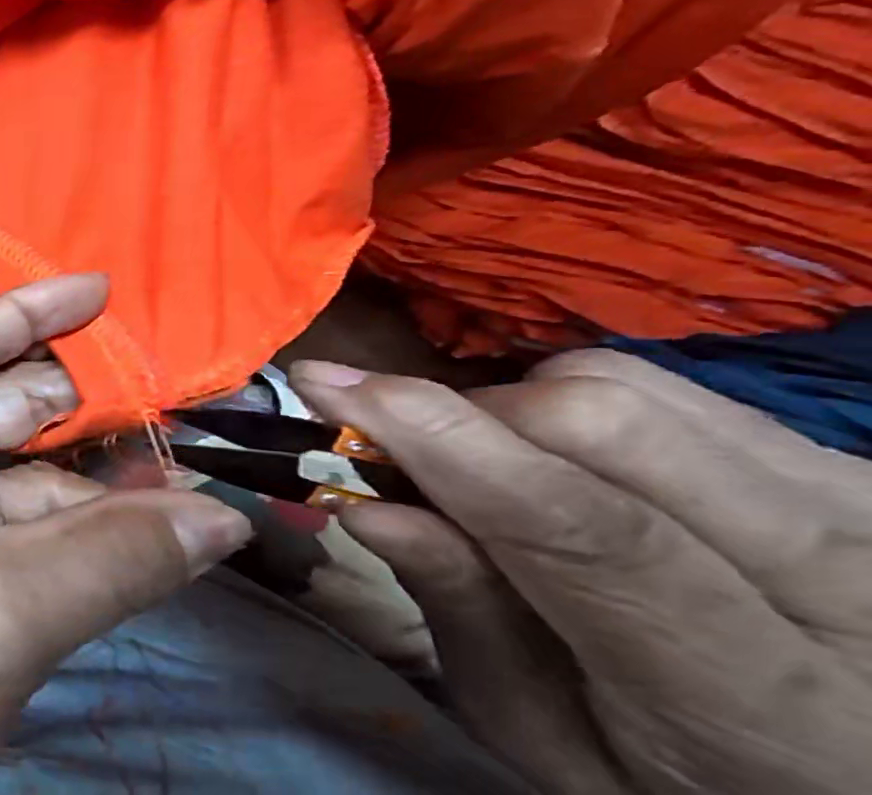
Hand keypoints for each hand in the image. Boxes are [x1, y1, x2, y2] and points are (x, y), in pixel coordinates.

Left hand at [0, 274, 251, 794]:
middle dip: (77, 390)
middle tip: (158, 379)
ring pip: (24, 453)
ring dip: (97, 459)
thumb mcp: (7, 605)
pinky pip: (33, 506)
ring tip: (177, 453)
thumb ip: (121, 555)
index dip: (30, 311)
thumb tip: (226, 516)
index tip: (100, 288)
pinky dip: (90, 511)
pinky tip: (155, 515)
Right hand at [291, 350, 871, 794]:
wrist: (829, 773)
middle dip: (462, 415)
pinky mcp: (856, 475)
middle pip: (606, 425)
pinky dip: (571, 402)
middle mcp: (860, 596)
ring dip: (512, 407)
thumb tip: (364, 506)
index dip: (440, 441)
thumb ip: (464, 616)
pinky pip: (673, 391)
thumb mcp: (542, 739)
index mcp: (773, 714)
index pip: (586, 533)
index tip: (324, 387)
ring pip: (634, 389)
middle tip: (396, 447)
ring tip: (485, 465)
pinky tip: (562, 461)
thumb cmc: (658, 783)